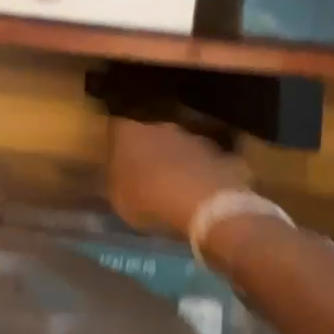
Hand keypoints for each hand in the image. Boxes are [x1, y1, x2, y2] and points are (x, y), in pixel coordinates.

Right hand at [107, 118, 250, 238]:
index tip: (114, 160)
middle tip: (145, 174)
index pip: (114, 129)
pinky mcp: (221, 155)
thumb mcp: (117, 199)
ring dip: (176, 161)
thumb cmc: (151, 200)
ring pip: (178, 146)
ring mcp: (193, 138)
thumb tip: (112, 177)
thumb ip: (113, 182)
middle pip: (149, 135)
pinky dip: (200, 173)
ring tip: (175, 186)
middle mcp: (159, 126)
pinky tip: (200, 193)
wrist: (209, 208)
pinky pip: (203, 162)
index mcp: (127, 132)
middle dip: (147, 150)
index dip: (114, 145)